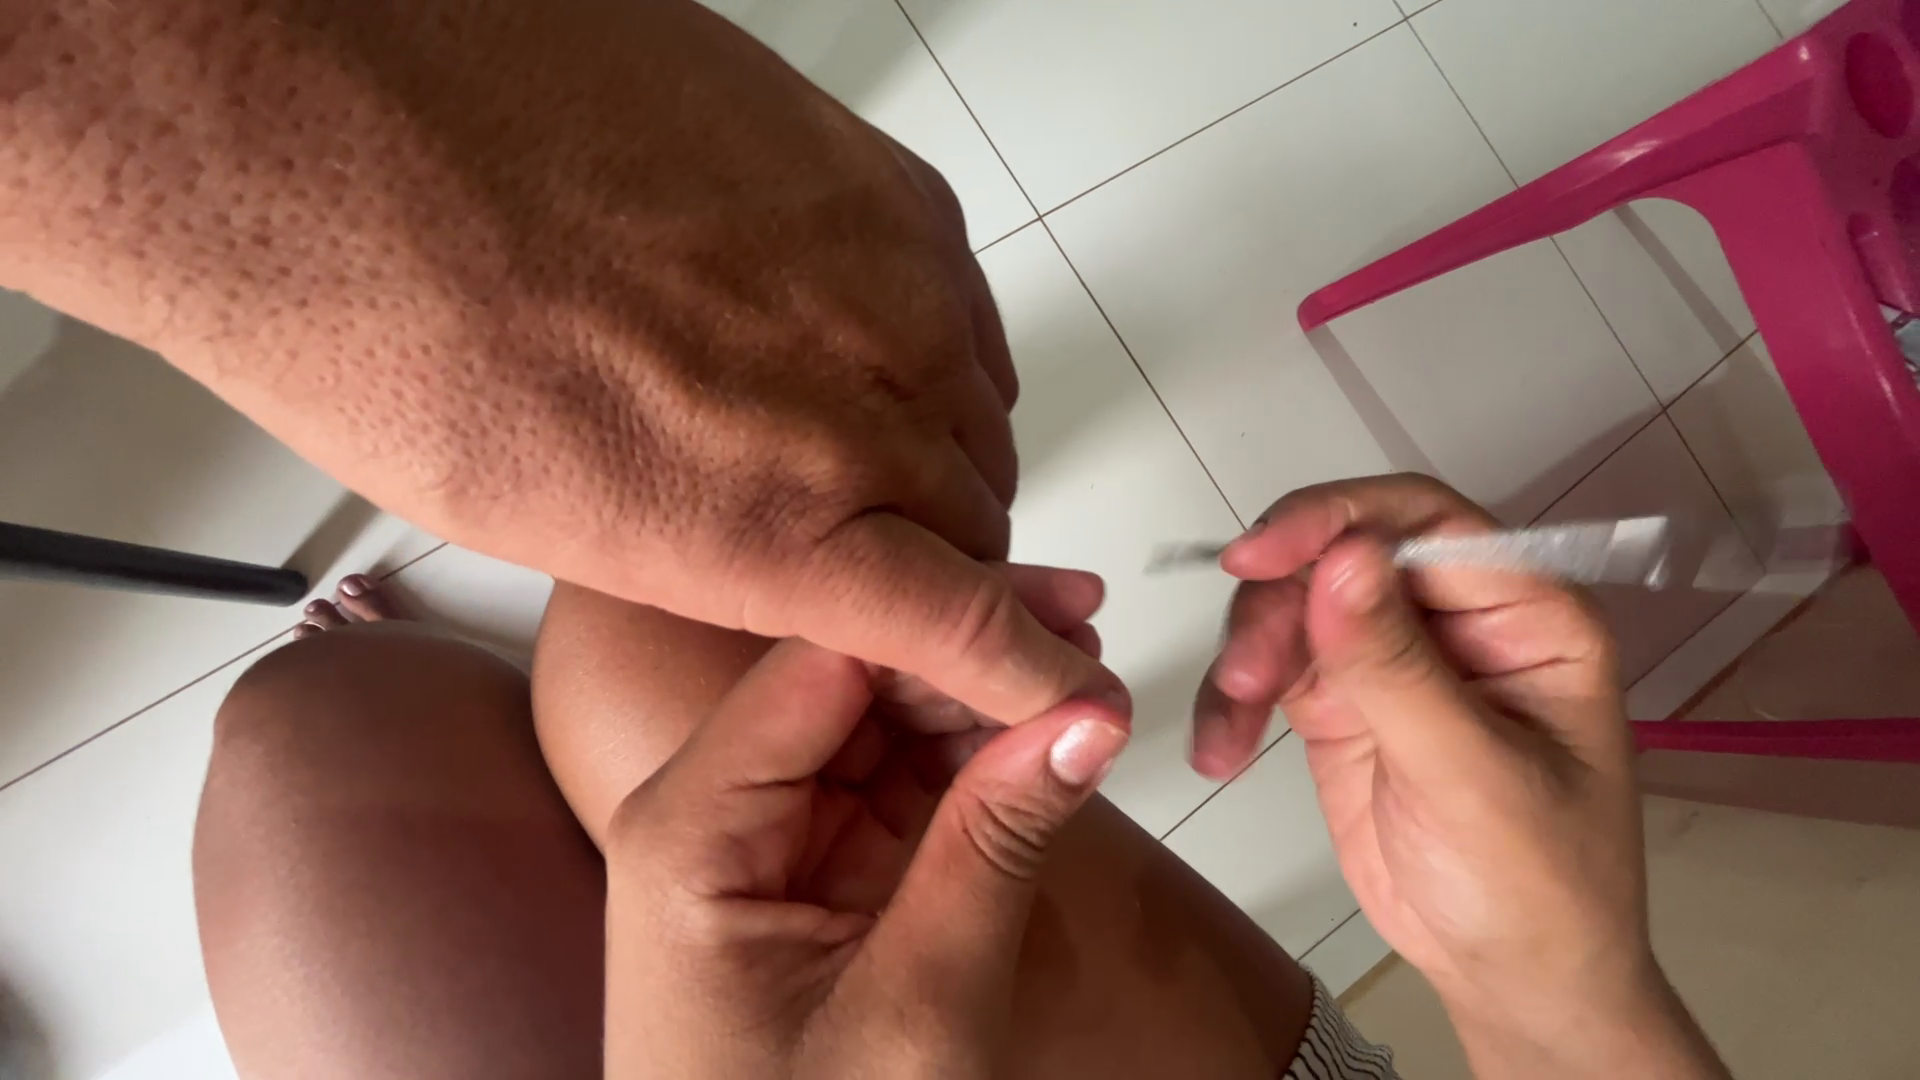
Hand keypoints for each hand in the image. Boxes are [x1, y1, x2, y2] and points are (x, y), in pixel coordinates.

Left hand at [1, 0, 1114, 723]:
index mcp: (780, 528)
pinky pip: (969, 325)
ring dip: (943, 459)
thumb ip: (752, 566)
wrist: (354, 117)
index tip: (1060, 687)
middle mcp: (868, 412)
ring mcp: (894, 287)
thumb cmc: (418, 341)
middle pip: (984, 523)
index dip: (1029, 667)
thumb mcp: (584, 539)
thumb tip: (839, 570)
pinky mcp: (891, 195)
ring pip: (986, 423)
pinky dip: (939, 367)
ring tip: (853, 445)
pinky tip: (865, 357)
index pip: (976, 624)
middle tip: (881, 550)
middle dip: (948, 559)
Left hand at [601, 634, 1128, 1076]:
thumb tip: (1087, 717)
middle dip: (970, 647)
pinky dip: (974, 742)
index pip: (822, 666)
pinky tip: (1035, 729)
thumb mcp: (919, 1009)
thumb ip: (997, 844)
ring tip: (1076, 672)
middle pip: (852, 670)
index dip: (940, 628)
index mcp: (692, 826)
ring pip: (884, 707)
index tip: (1051, 626)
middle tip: (1078, 627)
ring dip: (981, 688)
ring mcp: (770, 818)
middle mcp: (717, 800)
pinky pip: (901, 761)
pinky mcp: (818, 842)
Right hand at [1198, 475, 1724, 1076]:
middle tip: (1243, 679)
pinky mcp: (1329, 695)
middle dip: (1273, 613)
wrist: (1498, 969)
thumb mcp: (1470, 773)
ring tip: (1226, 735)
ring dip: (1242, 663)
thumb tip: (1340, 559)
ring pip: (1282, 610)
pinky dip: (1227, 706)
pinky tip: (1220, 751)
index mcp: (1516, 612)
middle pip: (1330, 561)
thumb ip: (1397, 665)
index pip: (1421, 521)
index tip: (1257, 555)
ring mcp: (1379, 654)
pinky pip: (1261, 670)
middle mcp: (1442, 617)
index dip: (1334, 517)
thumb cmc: (1532, 881)